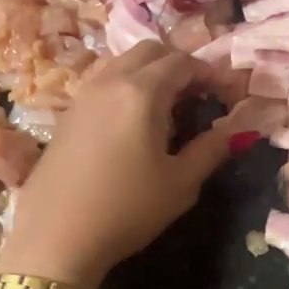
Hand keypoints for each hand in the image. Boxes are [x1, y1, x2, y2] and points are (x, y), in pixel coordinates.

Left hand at [0, 41, 233, 288]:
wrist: (55, 238)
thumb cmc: (126, 209)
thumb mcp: (180, 184)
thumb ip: (210, 150)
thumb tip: (233, 130)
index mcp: (142, 92)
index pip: (182, 62)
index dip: (209, 72)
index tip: (225, 92)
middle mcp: (111, 81)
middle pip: (150, 51)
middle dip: (179, 63)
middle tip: (198, 92)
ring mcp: (84, 94)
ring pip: (123, 62)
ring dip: (150, 71)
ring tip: (167, 104)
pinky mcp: (68, 113)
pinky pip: (104, 81)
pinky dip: (127, 84)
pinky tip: (134, 119)